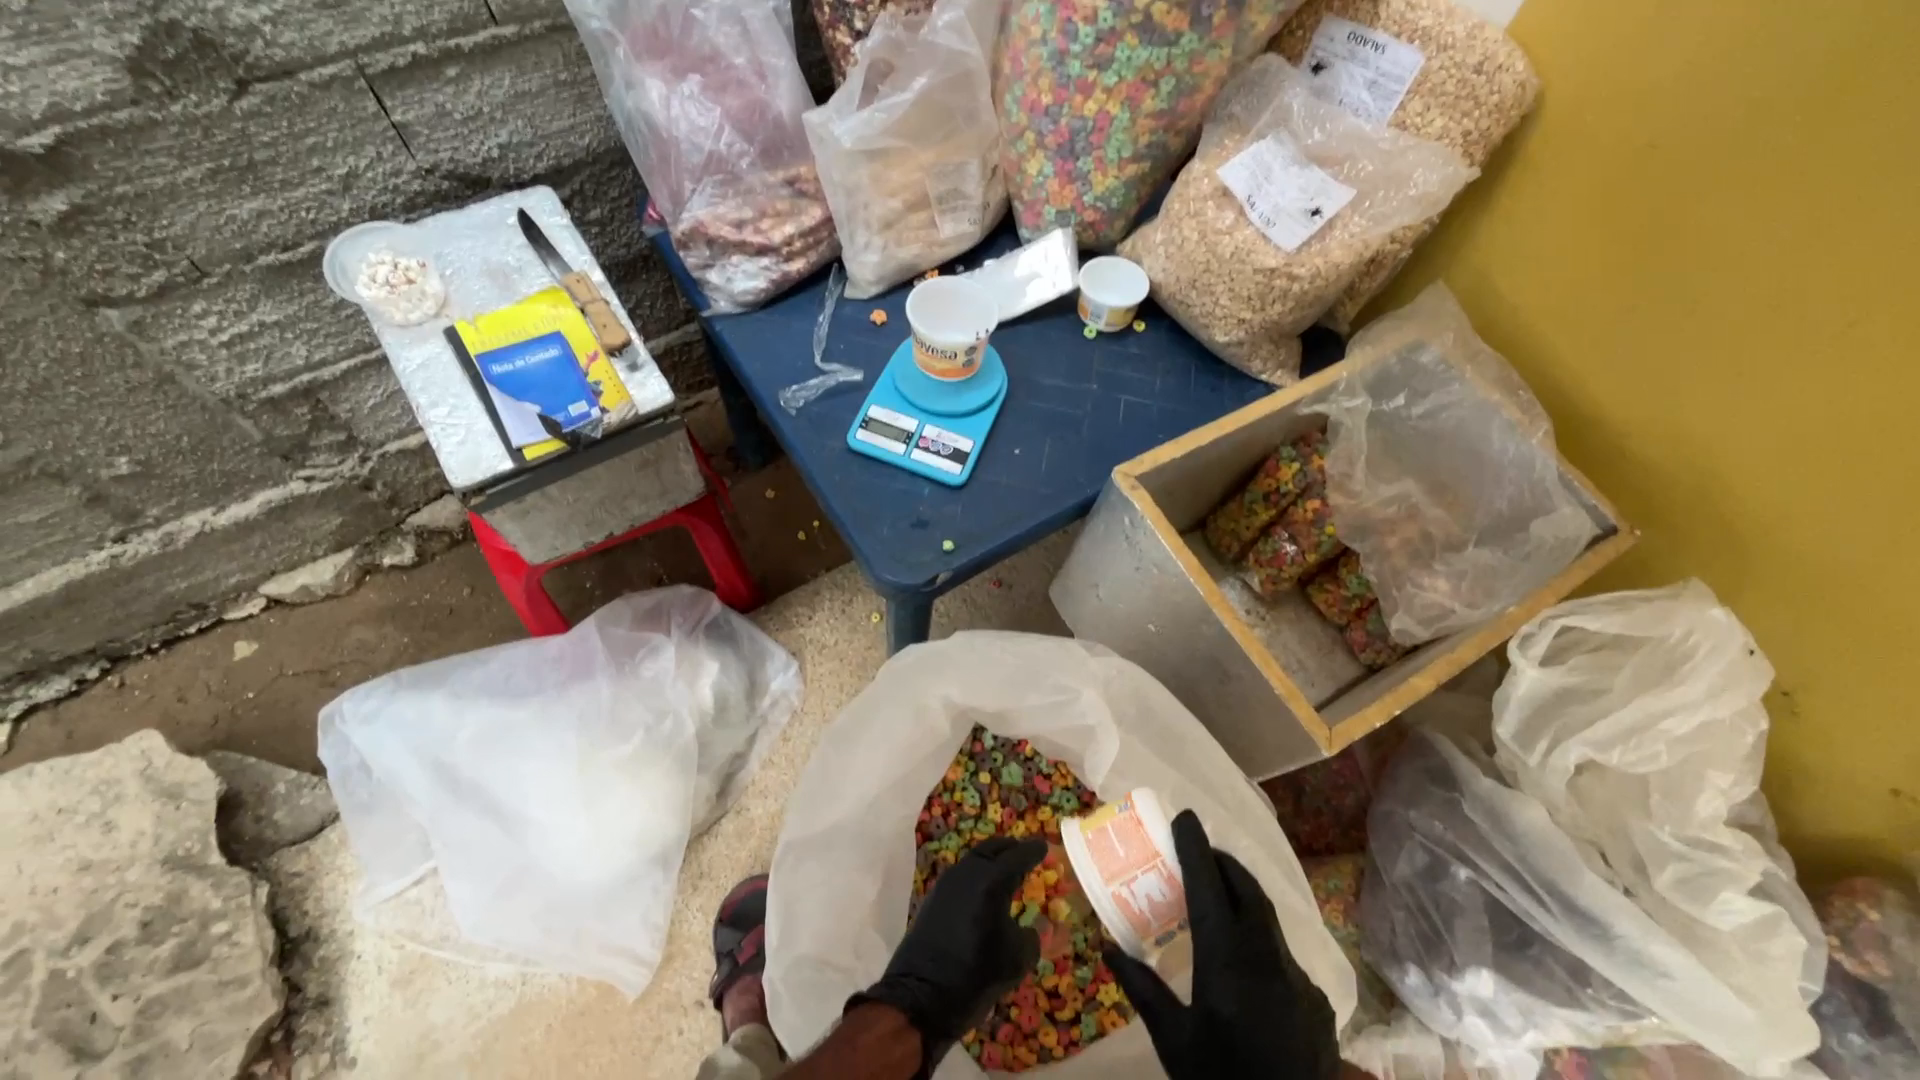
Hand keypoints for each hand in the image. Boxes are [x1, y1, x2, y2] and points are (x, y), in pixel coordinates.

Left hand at [848, 836, 1046, 1075]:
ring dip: (991, 861)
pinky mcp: (932, 901)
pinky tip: (983, 892)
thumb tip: (1032, 927)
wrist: (922, 996)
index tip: (1044, 846)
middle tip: (1025, 852)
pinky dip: (977, 877)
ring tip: (1006, 870)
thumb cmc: (976, 975)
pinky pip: (961, 877)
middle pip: (991, 850)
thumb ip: (1032, 936)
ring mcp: (945, 885)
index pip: (1018, 856)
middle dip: (1010, 849)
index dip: (1033, 851)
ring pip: (973, 861)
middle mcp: (967, 874)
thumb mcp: (1018, 959)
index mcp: (991, 881)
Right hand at [1104, 810, 1339, 1079]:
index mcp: (1226, 964)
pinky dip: (1258, 943)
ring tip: (1215, 900)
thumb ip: (1143, 990)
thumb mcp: (1174, 1044)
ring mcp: (1300, 981)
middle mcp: (1268, 960)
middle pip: (1248, 892)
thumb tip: (1106, 947)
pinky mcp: (1319, 1004)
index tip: (1183, 817)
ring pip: (1268, 923)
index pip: (1208, 889)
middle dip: (1222, 864)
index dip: (1195, 849)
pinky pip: (1283, 958)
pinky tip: (1243, 969)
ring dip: (1242, 900)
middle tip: (1197, 853)